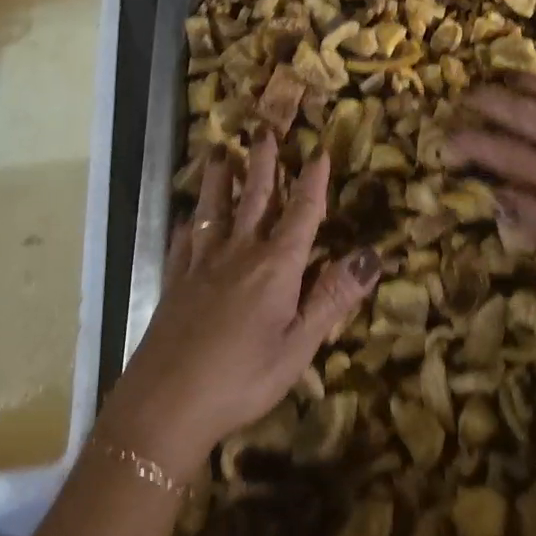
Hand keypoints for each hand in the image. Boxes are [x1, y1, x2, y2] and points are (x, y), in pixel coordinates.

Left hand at [99, 134, 379, 471]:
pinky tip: (188, 217)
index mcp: (276, 266)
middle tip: (264, 129)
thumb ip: (332, 298)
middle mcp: (239, 253)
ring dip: (220, 178)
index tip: (319, 150)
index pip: (301, 213)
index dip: (313, 181)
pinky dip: (190, 222)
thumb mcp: (299, 346)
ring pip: (215, 210)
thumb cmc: (241, 379)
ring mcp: (202, 265)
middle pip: (255, 198)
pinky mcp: (175, 282)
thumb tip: (371, 255)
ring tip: (219, 151)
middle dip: (263, 163)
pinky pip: (185, 240)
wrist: (164, 406)